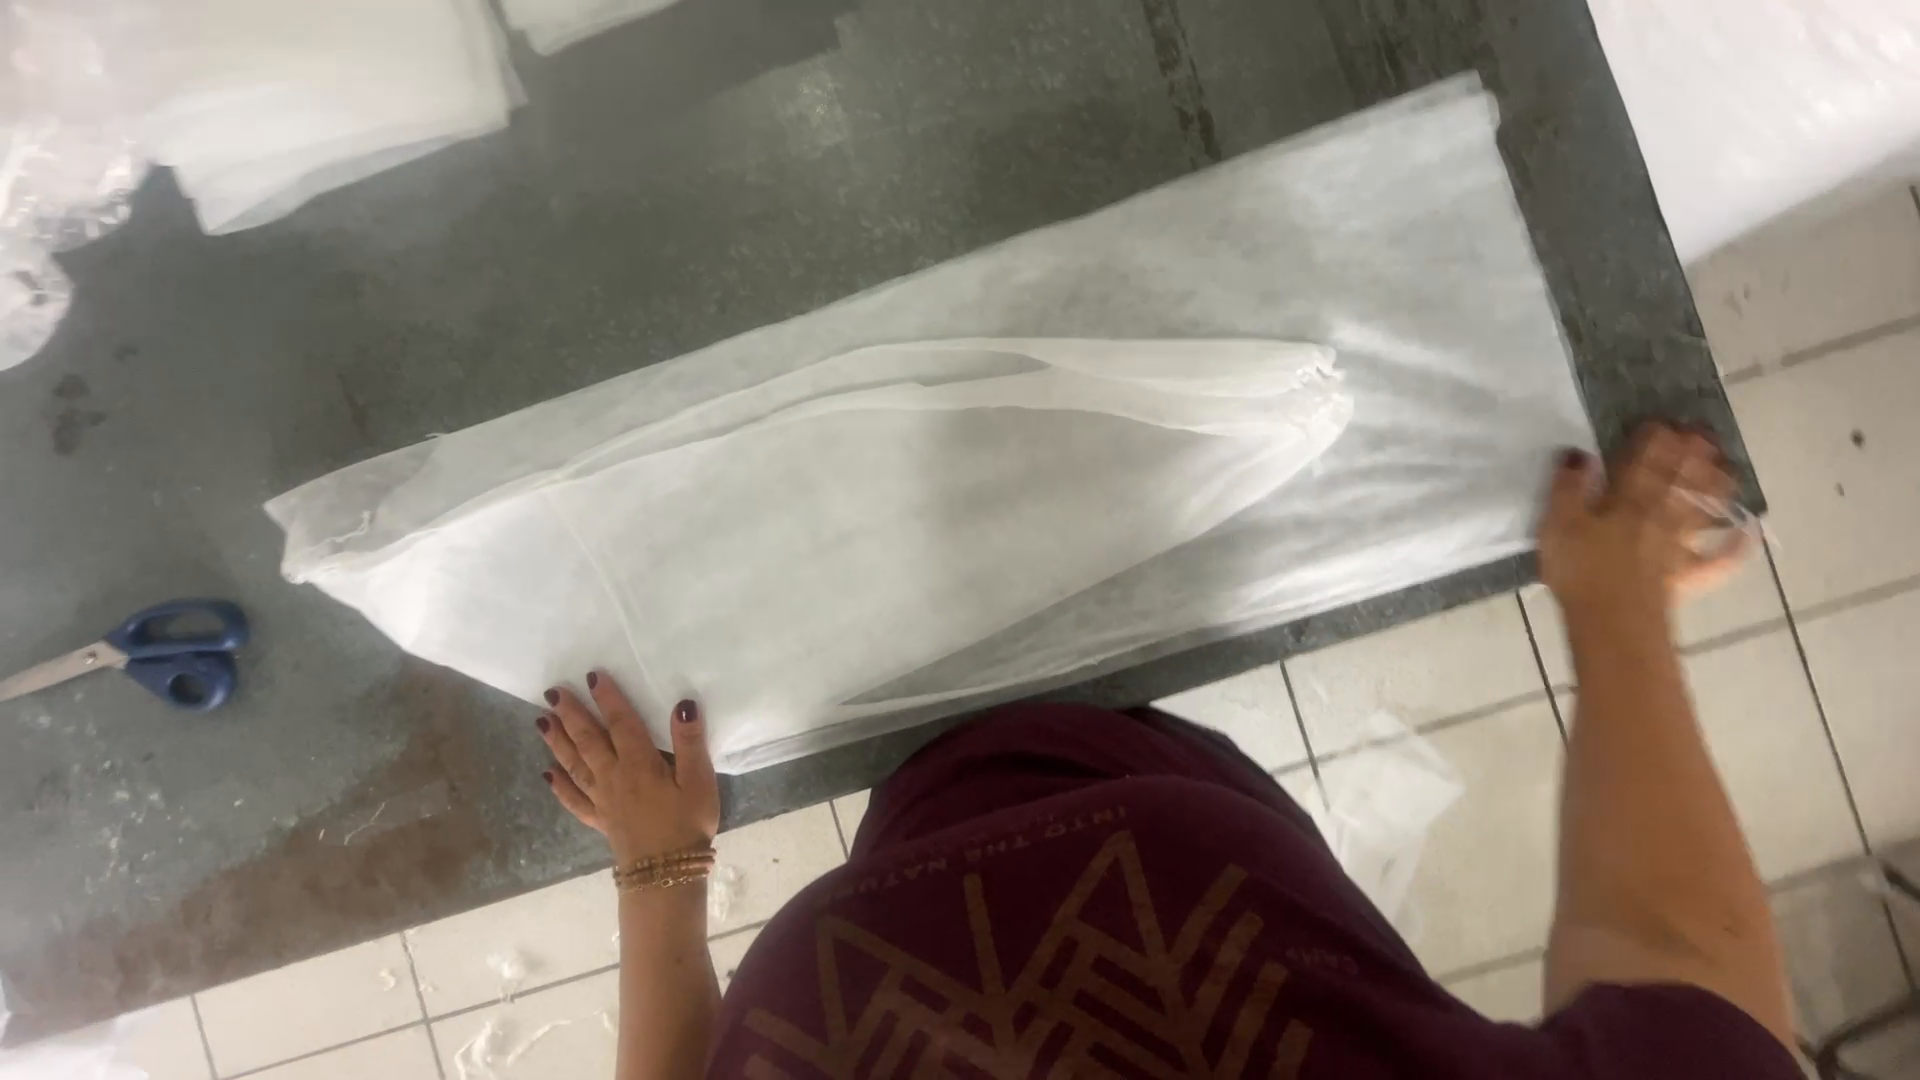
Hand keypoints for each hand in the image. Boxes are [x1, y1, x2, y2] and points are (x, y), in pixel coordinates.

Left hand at [536, 672, 719, 865]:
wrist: (665, 872)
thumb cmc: (688, 821)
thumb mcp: (699, 779)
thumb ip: (690, 742)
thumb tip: (682, 705)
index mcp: (639, 763)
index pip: (621, 723)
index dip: (608, 698)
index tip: (592, 675)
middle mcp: (614, 776)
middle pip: (589, 740)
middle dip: (571, 714)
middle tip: (552, 692)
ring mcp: (603, 799)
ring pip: (575, 765)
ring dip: (558, 742)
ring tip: (542, 722)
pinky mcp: (601, 820)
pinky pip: (574, 800)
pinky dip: (559, 786)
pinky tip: (548, 774)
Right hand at [1539, 421, 1749, 619]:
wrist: (1612, 618)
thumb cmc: (1579, 569)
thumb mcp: (1557, 523)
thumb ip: (1567, 487)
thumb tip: (1578, 453)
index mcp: (1627, 500)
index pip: (1644, 461)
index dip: (1654, 439)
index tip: (1661, 421)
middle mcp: (1661, 515)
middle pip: (1681, 479)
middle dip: (1692, 453)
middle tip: (1702, 433)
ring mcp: (1680, 545)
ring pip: (1704, 509)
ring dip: (1716, 485)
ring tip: (1724, 467)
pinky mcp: (1689, 574)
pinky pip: (1720, 558)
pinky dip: (1737, 545)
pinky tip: (1749, 532)